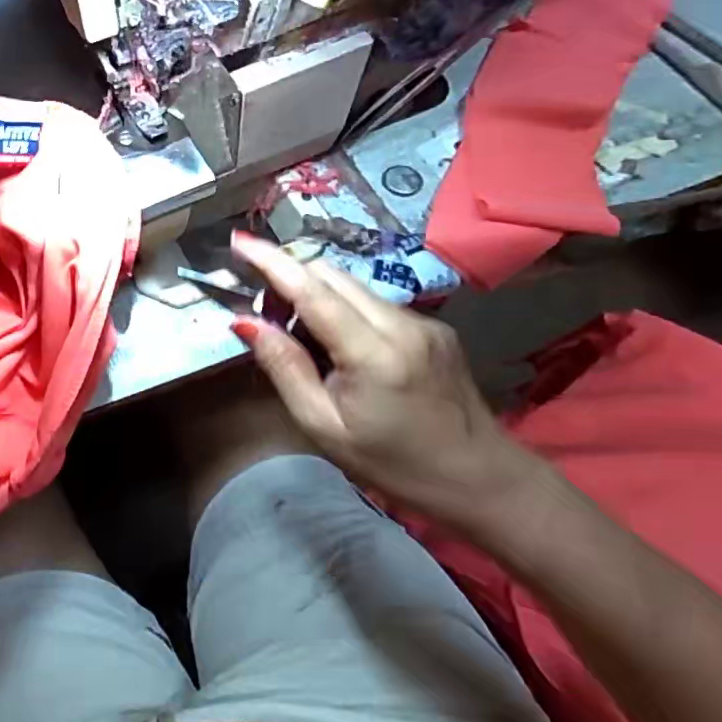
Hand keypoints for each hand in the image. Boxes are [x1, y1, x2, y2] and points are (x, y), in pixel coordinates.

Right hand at [228, 232, 538, 521]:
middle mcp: (402, 324)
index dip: (271, 261)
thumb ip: (284, 368)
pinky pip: (372, 301)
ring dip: (315, 295)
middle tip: (265, 313)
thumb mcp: (324, 427)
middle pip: (331, 275)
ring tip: (300, 335)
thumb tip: (246, 322)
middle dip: (290, 278)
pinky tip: (339, 346)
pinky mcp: (433, 325)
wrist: (482, 480)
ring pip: (351, 285)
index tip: (239, 241)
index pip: (313, 291)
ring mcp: (423, 321)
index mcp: (374, 354)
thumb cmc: (394, 465)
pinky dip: (342, 309)